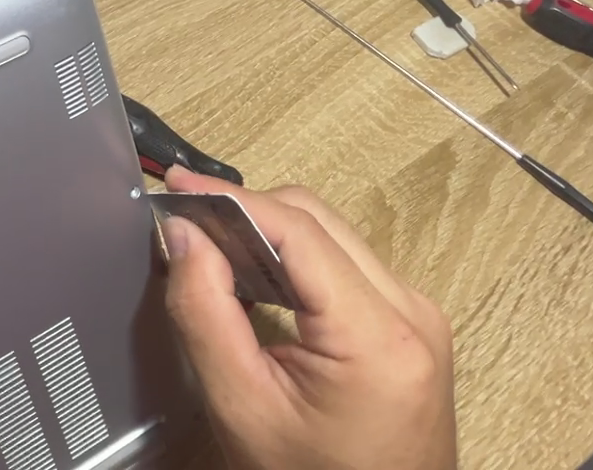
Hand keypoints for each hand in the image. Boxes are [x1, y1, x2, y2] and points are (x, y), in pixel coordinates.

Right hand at [159, 164, 456, 469]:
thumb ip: (204, 311)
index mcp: (379, 337)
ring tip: (210, 243)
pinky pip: (340, 258)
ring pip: (327, 232)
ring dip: (265, 229)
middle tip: (185, 219)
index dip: (231, 198)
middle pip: (314, 221)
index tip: (177, 185)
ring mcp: (415, 314)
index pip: (297, 230)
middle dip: (244, 210)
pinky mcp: (407, 321)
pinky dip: (289, 253)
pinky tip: (250, 268)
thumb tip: (183, 232)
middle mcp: (411, 312)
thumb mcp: (240, 406)